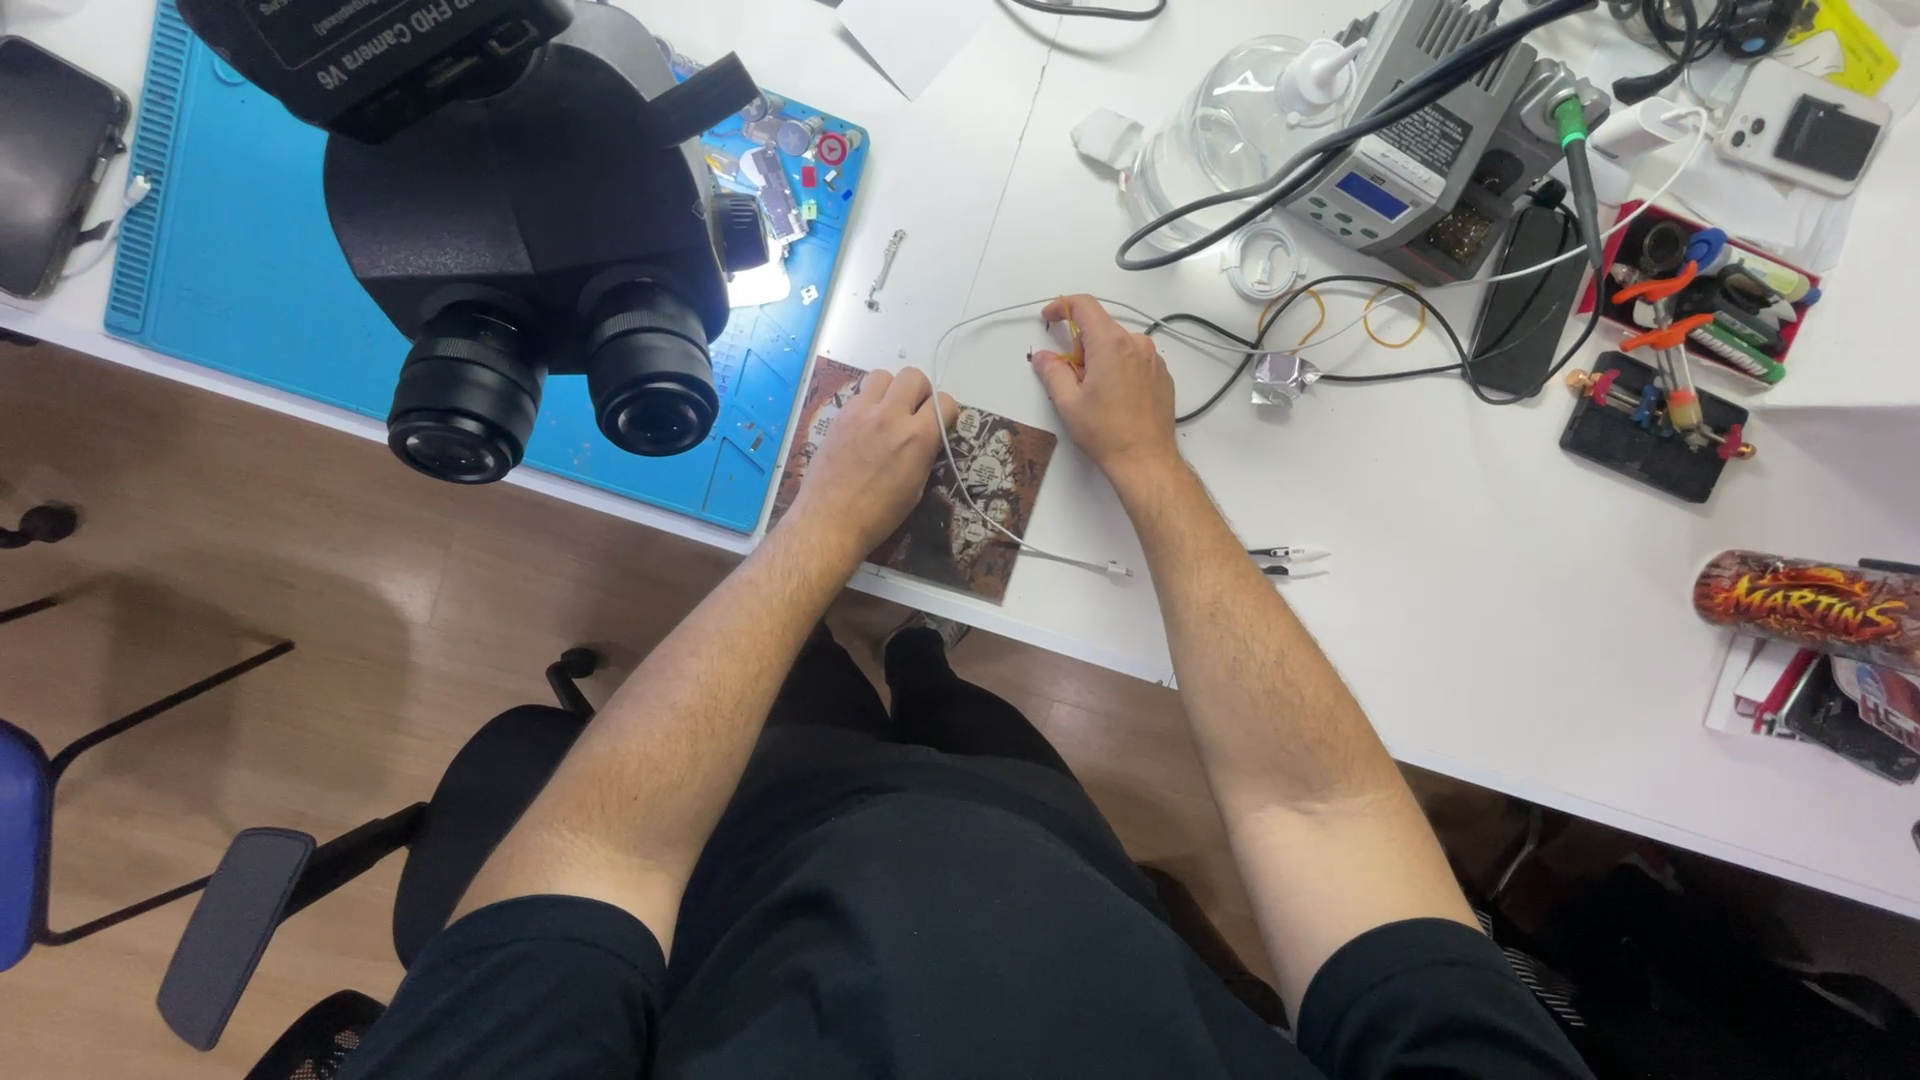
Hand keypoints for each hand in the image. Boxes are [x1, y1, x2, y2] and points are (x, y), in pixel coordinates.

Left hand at [789, 366, 955, 563]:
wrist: (830, 520)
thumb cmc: (879, 514)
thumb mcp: (916, 487)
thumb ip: (924, 453)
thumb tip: (926, 438)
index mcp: (917, 437)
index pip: (944, 401)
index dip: (946, 412)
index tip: (939, 424)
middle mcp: (891, 416)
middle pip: (913, 376)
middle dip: (920, 392)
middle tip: (914, 413)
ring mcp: (861, 412)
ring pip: (883, 376)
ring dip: (891, 390)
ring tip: (887, 413)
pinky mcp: (839, 416)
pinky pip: (860, 394)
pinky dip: (868, 403)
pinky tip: (865, 427)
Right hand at [1030, 295, 1178, 481]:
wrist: (1145, 459)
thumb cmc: (1107, 433)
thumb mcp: (1068, 403)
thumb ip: (1052, 372)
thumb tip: (1043, 358)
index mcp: (1111, 344)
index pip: (1084, 306)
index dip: (1062, 307)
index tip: (1050, 317)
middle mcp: (1136, 344)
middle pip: (1101, 328)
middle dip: (1080, 345)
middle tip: (1070, 376)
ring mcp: (1153, 359)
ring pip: (1118, 345)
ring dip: (1100, 358)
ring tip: (1094, 393)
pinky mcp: (1161, 375)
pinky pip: (1134, 360)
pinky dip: (1119, 368)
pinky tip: (1113, 398)